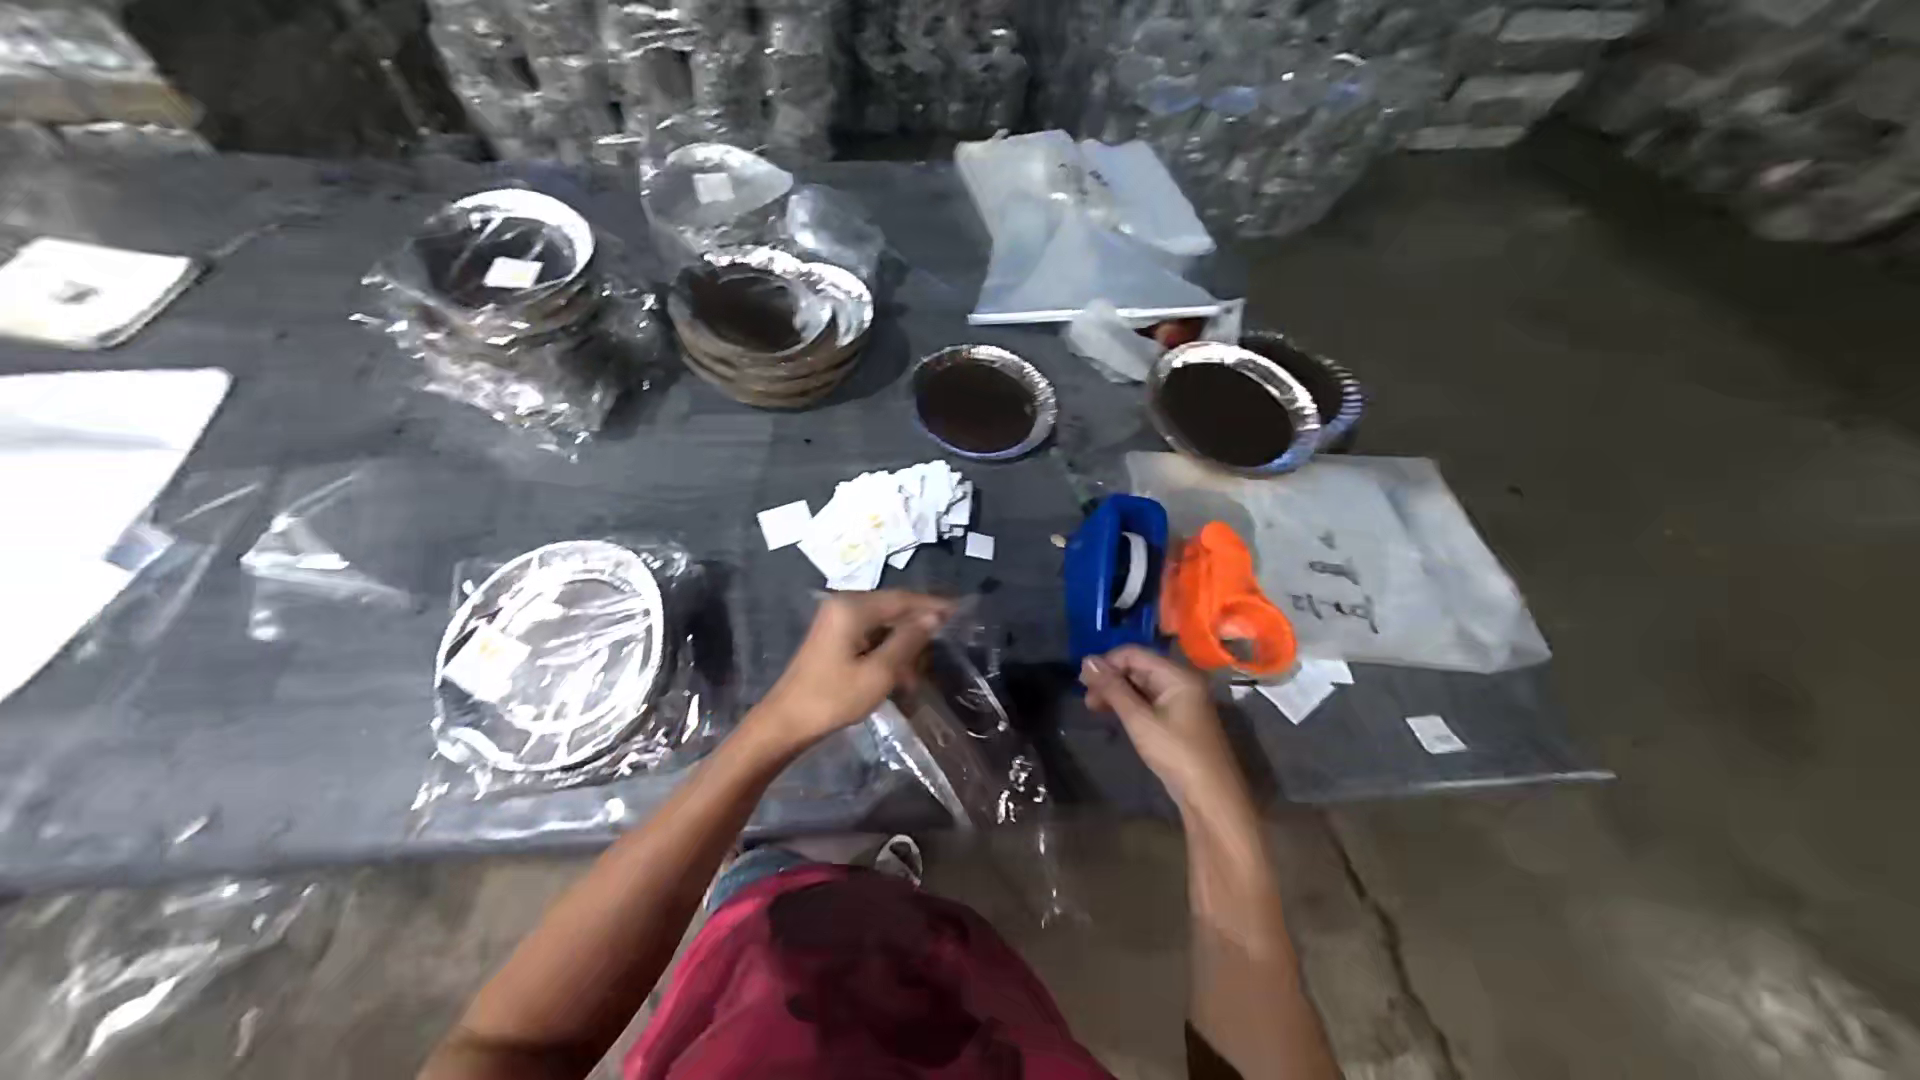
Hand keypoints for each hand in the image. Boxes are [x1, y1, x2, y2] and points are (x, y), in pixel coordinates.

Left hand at [751, 591, 954, 751]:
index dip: (933, 604)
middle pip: (892, 606)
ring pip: (882, 621)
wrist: (785, 722)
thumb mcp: (879, 673)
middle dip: (918, 625)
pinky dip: (887, 648)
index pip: (903, 598)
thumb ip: (908, 640)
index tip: (961, 610)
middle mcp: (844, 604)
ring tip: (920, 668)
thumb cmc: (833, 698)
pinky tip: (899, 671)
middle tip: (946, 640)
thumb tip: (934, 616)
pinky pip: (869, 632)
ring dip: (903, 641)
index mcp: (853, 607)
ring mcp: (836, 618)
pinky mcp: (833, 635)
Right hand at [1080, 647, 1245, 808]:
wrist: (1211, 796)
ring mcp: (1181, 700)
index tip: (1083, 681)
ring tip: (1094, 707)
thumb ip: (1112, 688)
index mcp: (1177, 674)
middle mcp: (1181, 681)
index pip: (1134, 653)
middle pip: (1138, 667)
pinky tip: (1113, 714)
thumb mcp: (1139, 719)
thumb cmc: (1175, 752)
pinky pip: (1148, 700)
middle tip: (1087, 698)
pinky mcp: (1178, 718)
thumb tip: (1086, 660)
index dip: (1106, 662)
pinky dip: (1129, 704)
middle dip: (1110, 678)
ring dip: (1116, 692)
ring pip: (1141, 685)